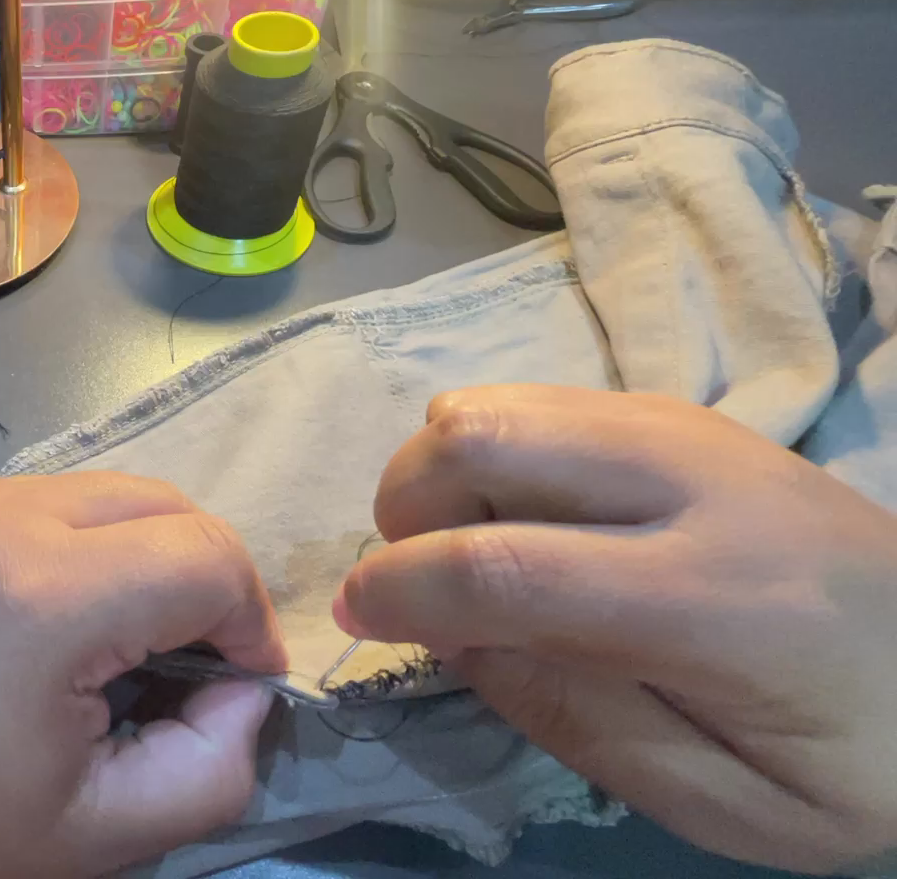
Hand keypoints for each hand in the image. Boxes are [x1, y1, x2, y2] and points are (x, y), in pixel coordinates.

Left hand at [0, 473, 287, 877]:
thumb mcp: (97, 832)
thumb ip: (210, 763)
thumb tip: (239, 686)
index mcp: (42, 593)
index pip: (206, 557)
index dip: (250, 621)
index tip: (236, 687)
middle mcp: (3, 515)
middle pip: (167, 503)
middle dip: (206, 579)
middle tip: (190, 661)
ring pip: (112, 491)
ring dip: (148, 555)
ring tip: (125, 638)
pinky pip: (54, 499)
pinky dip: (92, 542)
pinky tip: (64, 612)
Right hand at [336, 386, 896, 873]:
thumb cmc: (854, 754)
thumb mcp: (727, 803)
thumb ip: (564, 716)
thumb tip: (445, 632)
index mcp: (725, 600)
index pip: (503, 568)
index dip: (398, 588)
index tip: (356, 617)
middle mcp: (693, 479)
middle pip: (473, 444)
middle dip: (401, 508)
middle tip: (419, 572)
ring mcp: (671, 423)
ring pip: (477, 409)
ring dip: (432, 476)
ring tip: (470, 538)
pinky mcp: (653, 405)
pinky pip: (507, 401)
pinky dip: (470, 454)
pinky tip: (519, 509)